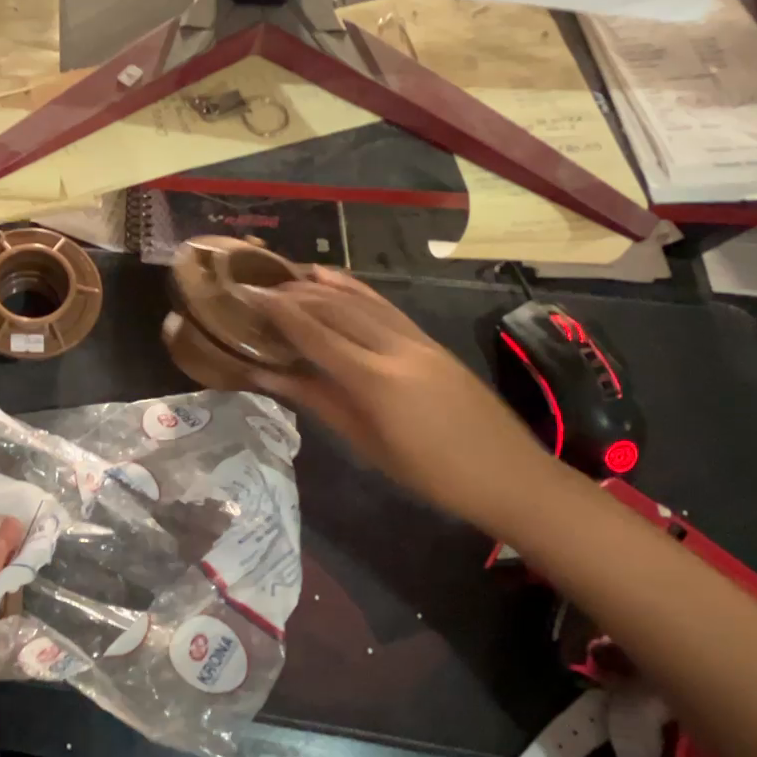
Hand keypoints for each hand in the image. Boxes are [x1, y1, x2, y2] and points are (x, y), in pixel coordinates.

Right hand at [234, 267, 556, 523]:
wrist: (510, 477)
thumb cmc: (430, 473)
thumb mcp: (365, 442)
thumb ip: (315, 399)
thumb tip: (263, 374)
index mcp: (376, 380)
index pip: (315, 334)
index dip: (277, 312)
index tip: (245, 295)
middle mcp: (396, 349)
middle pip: (335, 309)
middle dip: (293, 295)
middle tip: (256, 288)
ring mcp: (418, 341)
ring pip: (361, 302)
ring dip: (321, 287)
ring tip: (285, 279)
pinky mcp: (431, 342)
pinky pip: (385, 307)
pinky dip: (355, 291)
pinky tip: (333, 282)